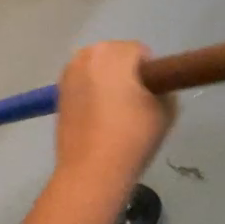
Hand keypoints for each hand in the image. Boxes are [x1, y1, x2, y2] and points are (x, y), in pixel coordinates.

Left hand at [52, 41, 176, 191]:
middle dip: (127, 72)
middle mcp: (86, 54)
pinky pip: (83, 82)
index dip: (151, 73)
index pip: (140, 52)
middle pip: (115, 55)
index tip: (153, 96)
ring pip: (97, 68)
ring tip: (116, 111)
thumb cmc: (131, 137)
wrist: (91, 170)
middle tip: (136, 103)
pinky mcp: (58, 91)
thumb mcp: (165, 111)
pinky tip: (98, 117)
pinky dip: (91, 91)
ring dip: (107, 80)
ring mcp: (68, 72)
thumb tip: (156, 88)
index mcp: (113, 53)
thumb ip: (166, 90)